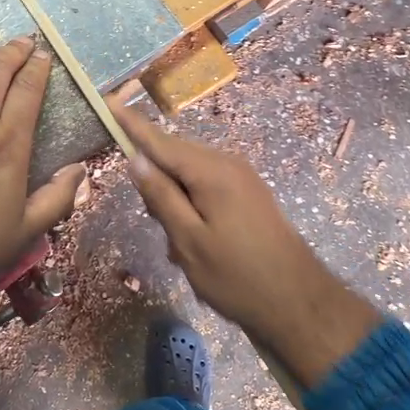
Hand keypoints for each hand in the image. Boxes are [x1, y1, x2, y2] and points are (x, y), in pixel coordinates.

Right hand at [111, 96, 381, 388]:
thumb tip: (136, 158)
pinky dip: (193, 212)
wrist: (303, 308)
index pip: (160, 141)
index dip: (131, 124)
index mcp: (211, 171)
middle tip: (160, 229)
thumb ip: (161, 197)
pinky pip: (207, 190)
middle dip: (156, 186)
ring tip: (183, 250)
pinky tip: (198, 247)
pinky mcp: (249, 196)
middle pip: (174, 159)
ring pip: (189, 178)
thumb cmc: (239, 278)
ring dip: (176, 206)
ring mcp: (241, 179)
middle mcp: (228, 165)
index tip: (106, 101)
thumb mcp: (189, 241)